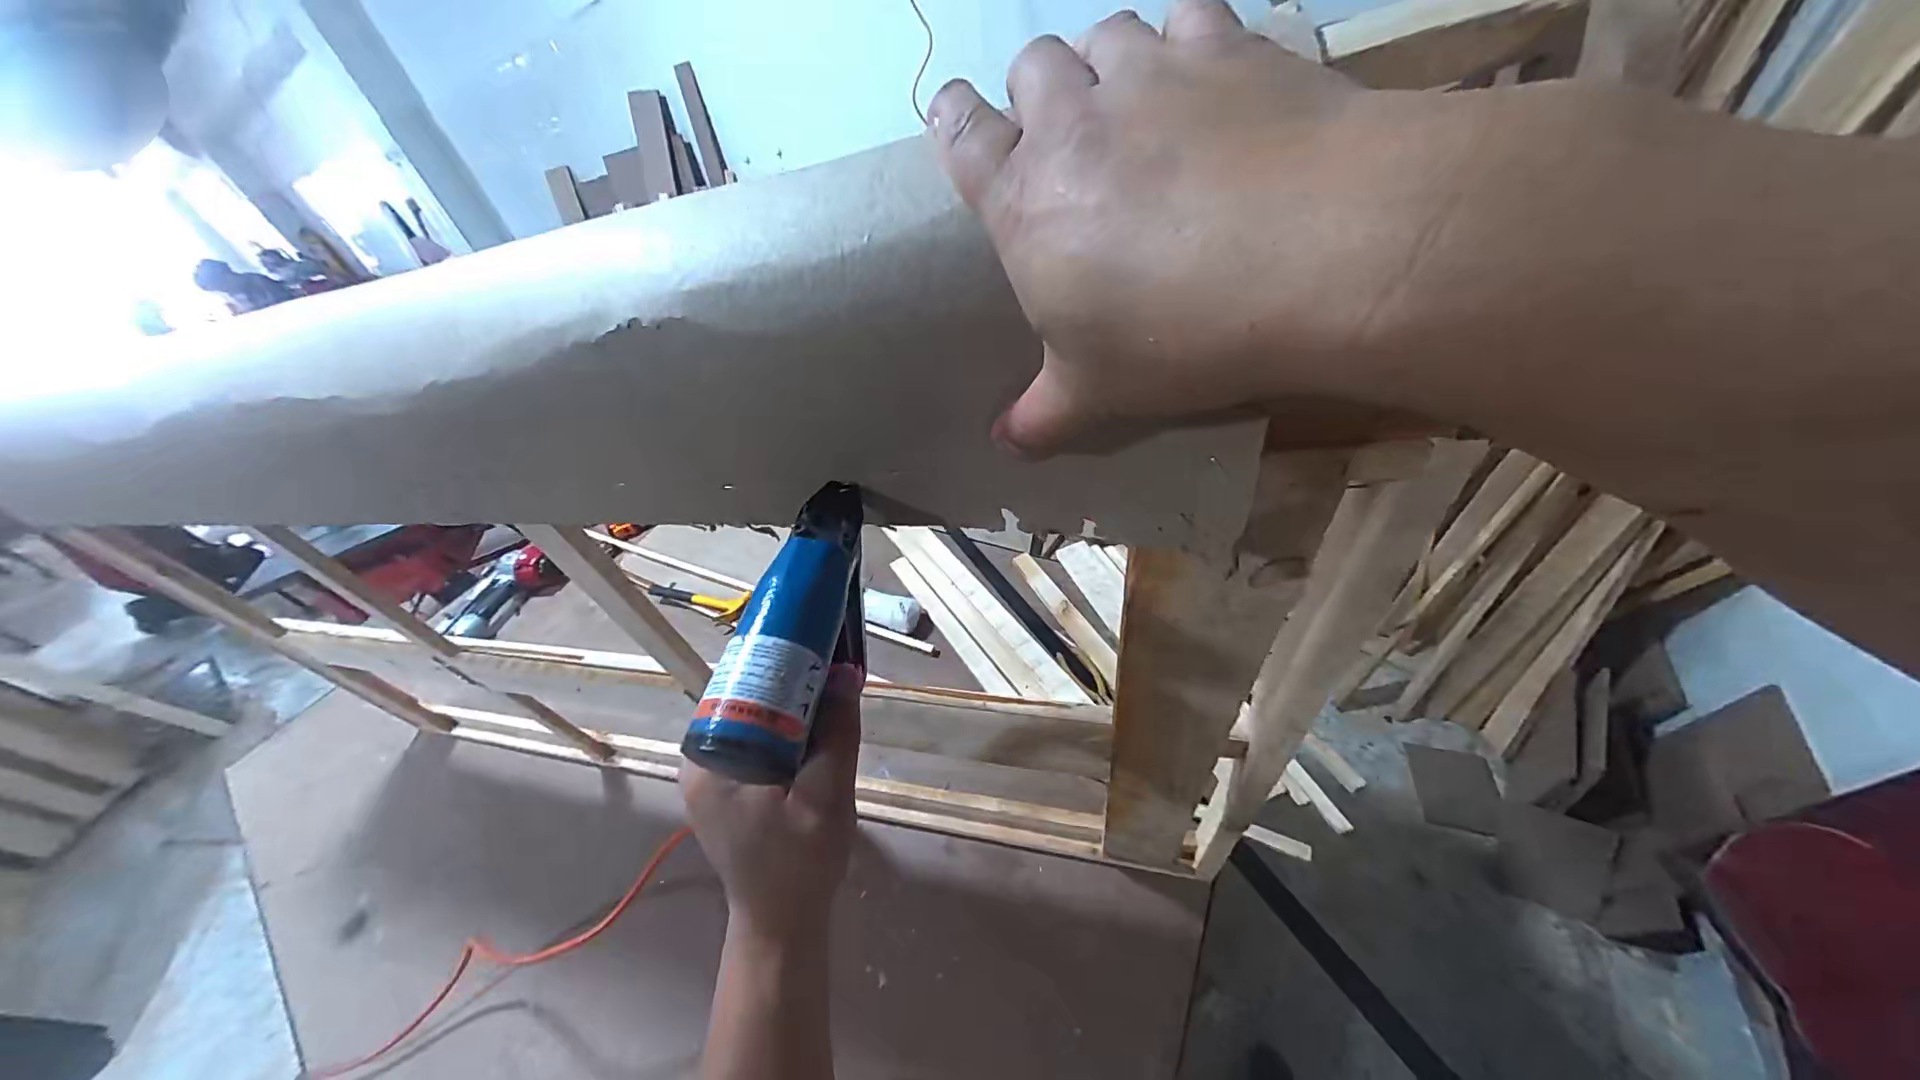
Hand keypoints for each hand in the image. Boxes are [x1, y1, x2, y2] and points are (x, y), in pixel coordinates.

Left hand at [680, 664, 861, 939]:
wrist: (782, 924)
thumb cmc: (801, 864)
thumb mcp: (828, 795)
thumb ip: (837, 731)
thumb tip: (846, 670)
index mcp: (709, 758)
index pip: (737, 684)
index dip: (776, 654)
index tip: (813, 633)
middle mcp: (699, 757)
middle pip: (743, 694)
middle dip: (787, 672)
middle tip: (828, 654)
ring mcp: (710, 771)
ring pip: (752, 712)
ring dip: (788, 694)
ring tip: (826, 676)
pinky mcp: (726, 781)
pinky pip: (755, 733)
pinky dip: (785, 719)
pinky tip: (815, 716)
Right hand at [928, 0, 1484, 456]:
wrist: (1316, 256)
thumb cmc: (1177, 335)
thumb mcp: (1096, 391)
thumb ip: (1042, 416)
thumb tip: (1004, 445)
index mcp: (1025, 201)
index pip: (962, 135)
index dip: (956, 122)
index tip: (965, 126)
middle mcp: (1074, 121)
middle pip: (1031, 67)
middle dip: (1038, 94)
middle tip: (1070, 142)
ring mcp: (1152, 73)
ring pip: (1105, 33)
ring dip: (1107, 66)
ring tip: (1138, 114)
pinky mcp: (1230, 47)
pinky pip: (1187, 15)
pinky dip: (1186, 42)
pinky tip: (1208, 85)